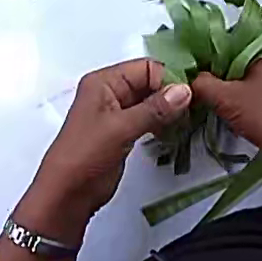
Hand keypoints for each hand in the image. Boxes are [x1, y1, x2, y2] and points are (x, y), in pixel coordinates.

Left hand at [13, 58, 192, 242]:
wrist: (67, 193)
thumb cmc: (84, 155)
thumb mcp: (120, 128)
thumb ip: (154, 108)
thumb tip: (184, 90)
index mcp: (103, 82)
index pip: (145, 68)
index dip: (168, 79)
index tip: (191, 95)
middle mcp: (110, 92)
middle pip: (149, 83)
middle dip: (171, 94)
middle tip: (194, 109)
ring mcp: (116, 113)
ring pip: (150, 102)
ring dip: (168, 109)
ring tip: (186, 121)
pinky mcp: (122, 132)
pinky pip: (148, 119)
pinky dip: (162, 123)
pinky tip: (174, 131)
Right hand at [193, 58, 261, 224]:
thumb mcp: (226, 97)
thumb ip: (202, 84)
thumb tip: (188, 79)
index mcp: (261, 54)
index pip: (226, 44)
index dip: (205, 55)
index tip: (188, 69)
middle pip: (231, 64)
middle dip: (213, 76)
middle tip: (194, 88)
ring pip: (239, 82)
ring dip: (223, 92)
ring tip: (206, 102)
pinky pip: (247, 96)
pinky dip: (234, 103)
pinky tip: (225, 114)